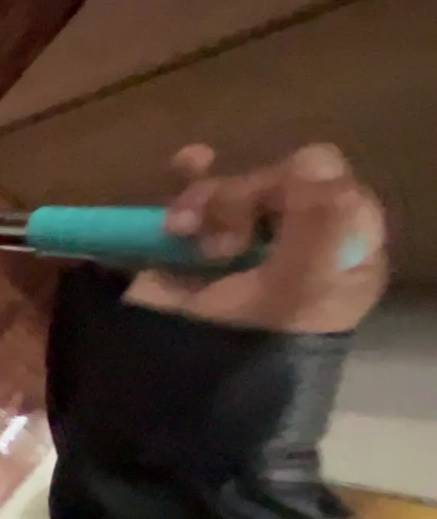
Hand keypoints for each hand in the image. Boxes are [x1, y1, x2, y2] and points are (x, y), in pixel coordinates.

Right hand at [124, 144, 387, 333]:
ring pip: (229, 189)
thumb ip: (316, 222)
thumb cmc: (252, 333)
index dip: (297, 190)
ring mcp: (236, 239)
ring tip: (179, 232)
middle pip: (273, 187)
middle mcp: (293, 241)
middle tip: (218, 244)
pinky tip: (187, 160)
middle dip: (237, 202)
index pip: (332, 193)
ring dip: (202, 200)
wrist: (180, 366)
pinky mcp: (189, 240)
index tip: (268, 209)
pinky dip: (189, 173)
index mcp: (339, 253)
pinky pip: (193, 193)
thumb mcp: (299, 283)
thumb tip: (314, 152)